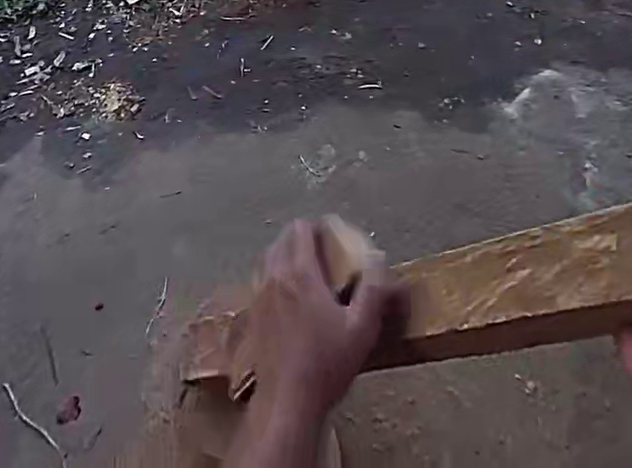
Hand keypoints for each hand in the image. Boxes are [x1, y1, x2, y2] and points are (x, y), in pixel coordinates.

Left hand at [228, 220, 405, 467]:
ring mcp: (259, 297)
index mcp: (301, 274)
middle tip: (322, 253)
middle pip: (282, 239)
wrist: (287, 404)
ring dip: (285, 255)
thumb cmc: (326, 365)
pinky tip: (289, 298)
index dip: (317, 227)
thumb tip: (379, 259)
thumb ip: (374, 289)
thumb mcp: (362, 328)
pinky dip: (274, 276)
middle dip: (301, 238)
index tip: (333, 238)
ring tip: (306, 272)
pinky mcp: (252, 316)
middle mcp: (275, 278)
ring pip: (268, 258)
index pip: (301, 229)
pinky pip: (261, 280)